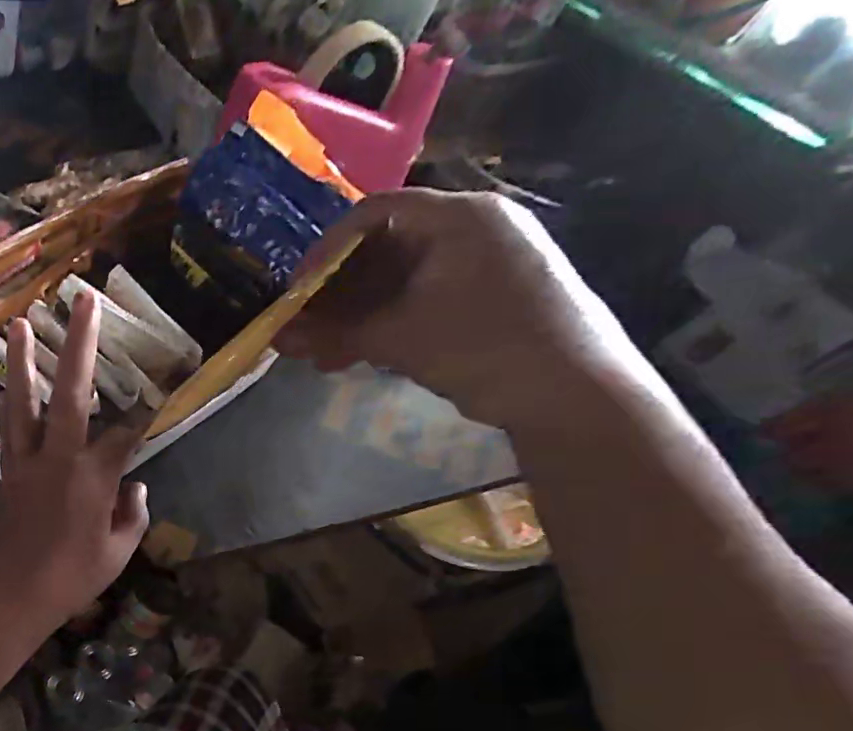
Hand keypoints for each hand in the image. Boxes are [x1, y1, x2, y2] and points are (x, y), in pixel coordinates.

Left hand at [0, 289, 148, 628]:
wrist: (14, 595)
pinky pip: (9, 426)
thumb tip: (134, 488)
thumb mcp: (118, 552)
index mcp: (92, 478)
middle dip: (79, 344)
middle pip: (70, 392)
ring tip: (20, 322)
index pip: (126, 435)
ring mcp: (27, 461)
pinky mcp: (8, 471)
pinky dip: (10, 399)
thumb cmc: (72, 577)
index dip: (145, 413)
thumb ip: (132, 515)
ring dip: (22, 360)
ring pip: (23, 401)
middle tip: (83, 300)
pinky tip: (10, 381)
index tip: (161, 387)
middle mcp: (57, 458)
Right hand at [275, 189, 649, 430]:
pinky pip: (419, 303)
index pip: (374, 214)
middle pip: (383, 250)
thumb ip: (335, 334)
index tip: (296, 291)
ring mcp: (481, 266)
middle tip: (302, 328)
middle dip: (336, 294)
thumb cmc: (483, 346)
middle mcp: (471, 230)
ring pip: (398, 284)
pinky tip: (353, 357)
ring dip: (353, 318)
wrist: (572, 393)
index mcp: (458, 217)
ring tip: (319, 354)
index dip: (325, 251)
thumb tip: (280, 337)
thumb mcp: (400, 338)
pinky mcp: (484, 299)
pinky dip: (384, 327)